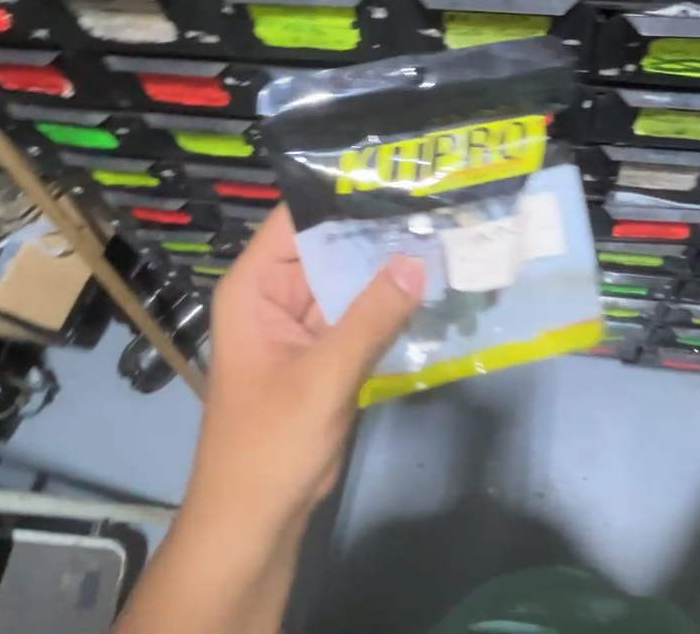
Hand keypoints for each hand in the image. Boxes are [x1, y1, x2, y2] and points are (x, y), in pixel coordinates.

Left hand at [189, 205, 423, 517]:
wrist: (256, 522)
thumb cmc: (269, 445)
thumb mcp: (322, 376)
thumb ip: (371, 318)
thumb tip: (418, 260)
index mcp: (255, 286)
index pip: (297, 219)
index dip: (342, 194)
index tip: (397, 176)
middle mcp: (277, 294)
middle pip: (330, 245)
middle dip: (378, 230)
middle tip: (437, 204)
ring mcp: (304, 324)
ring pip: (350, 279)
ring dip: (388, 266)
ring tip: (444, 233)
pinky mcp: (326, 351)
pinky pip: (361, 313)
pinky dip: (390, 303)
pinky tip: (431, 285)